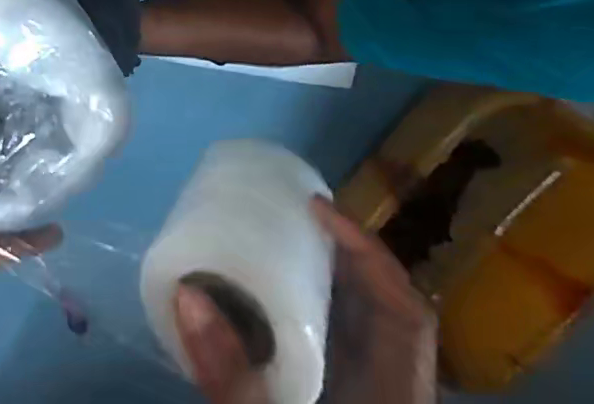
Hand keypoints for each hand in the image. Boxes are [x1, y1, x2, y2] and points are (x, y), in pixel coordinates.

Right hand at [176, 198, 436, 403]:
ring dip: (331, 279)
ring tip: (281, 242)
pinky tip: (276, 301)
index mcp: (395, 396)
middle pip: (388, 307)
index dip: (367, 250)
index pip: (404, 308)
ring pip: (368, 325)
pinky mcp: (349, 400)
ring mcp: (374, 398)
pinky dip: (316, 310)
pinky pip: (344, 343)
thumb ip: (232, 377)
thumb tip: (189, 293)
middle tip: (290, 217)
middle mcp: (395, 391)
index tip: (316, 209)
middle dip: (343, 255)